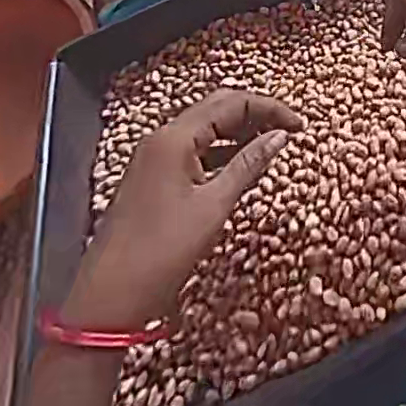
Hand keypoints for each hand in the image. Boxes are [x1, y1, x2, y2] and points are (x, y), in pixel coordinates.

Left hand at [63, 91, 302, 330]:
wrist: (105, 302)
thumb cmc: (161, 252)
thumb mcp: (213, 206)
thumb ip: (249, 164)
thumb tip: (281, 135)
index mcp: (175, 137)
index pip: (233, 103)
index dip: (271, 109)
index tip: (300, 126)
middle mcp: (162, 138)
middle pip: (219, 107)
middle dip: (257, 113)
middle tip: (289, 129)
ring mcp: (155, 157)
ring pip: (206, 128)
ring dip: (241, 130)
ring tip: (273, 144)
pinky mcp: (153, 176)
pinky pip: (195, 149)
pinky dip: (223, 150)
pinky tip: (243, 165)